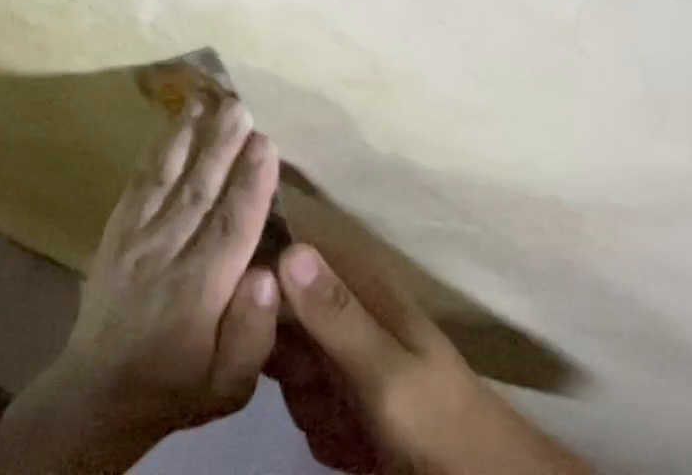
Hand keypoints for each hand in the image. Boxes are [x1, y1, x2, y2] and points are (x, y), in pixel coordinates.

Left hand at [0, 94, 281, 473]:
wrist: (99, 390)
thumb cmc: (176, 386)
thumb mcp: (229, 385)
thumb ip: (252, 333)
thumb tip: (269, 274)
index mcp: (199, 289)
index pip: (231, 225)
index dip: (250, 181)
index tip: (267, 143)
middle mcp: (166, 252)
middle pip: (199, 189)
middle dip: (222, 144)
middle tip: (241, 106)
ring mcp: (135, 238)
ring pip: (166, 177)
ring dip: (187, 136)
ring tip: (205, 101)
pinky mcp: (115, 232)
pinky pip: (137, 184)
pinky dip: (154, 153)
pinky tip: (168, 130)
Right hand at [274, 244, 592, 474]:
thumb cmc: (441, 422)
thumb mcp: (387, 371)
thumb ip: (336, 314)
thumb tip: (290, 246)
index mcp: (360, 284)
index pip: (289, 250)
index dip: (262, 278)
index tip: (250, 313)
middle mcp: (346, 312)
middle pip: (276, 318)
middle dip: (287, 364)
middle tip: (320, 389)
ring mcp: (345, 358)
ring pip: (287, 370)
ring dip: (312, 407)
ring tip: (350, 425)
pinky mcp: (346, 399)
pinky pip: (305, 407)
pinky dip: (326, 433)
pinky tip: (354, 445)